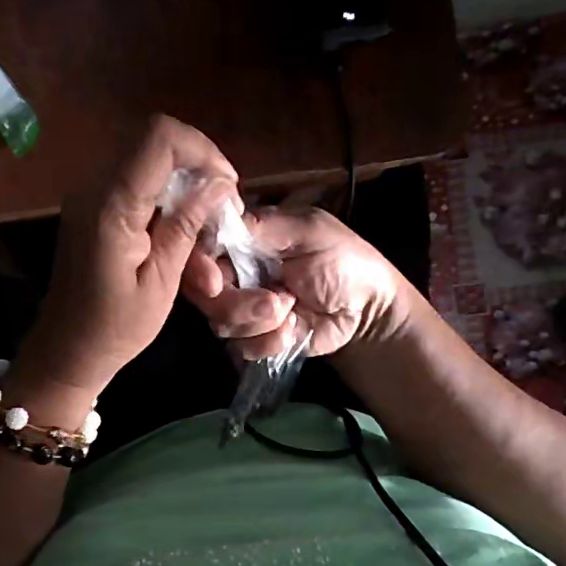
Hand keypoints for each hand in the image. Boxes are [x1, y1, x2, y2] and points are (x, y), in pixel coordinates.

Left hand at [18, 116, 239, 395]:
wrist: (66, 348)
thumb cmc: (115, 327)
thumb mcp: (162, 282)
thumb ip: (187, 225)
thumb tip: (220, 184)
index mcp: (111, 207)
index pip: (159, 139)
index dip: (202, 151)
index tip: (227, 188)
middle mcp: (94, 188)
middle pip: (154, 143)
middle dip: (197, 168)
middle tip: (223, 208)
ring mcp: (88, 195)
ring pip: (147, 163)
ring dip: (183, 186)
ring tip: (208, 228)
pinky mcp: (90, 207)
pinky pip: (134, 184)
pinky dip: (164, 199)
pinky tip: (182, 233)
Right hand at [182, 206, 412, 359]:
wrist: (367, 310)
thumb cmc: (344, 260)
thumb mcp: (309, 232)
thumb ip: (262, 226)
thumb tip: (216, 217)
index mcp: (241, 240)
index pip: (199, 250)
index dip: (198, 268)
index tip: (216, 282)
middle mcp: (233, 273)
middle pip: (203, 294)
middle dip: (237, 303)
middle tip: (276, 301)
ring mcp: (240, 308)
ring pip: (221, 323)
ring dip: (260, 323)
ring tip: (292, 311)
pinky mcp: (252, 338)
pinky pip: (241, 348)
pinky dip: (270, 342)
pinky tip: (294, 330)